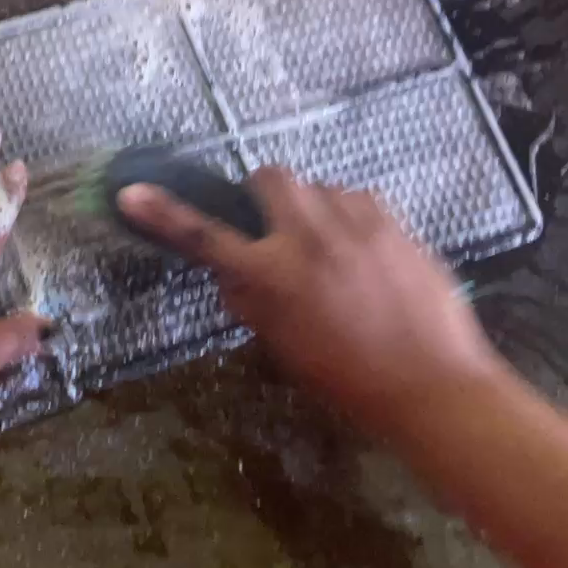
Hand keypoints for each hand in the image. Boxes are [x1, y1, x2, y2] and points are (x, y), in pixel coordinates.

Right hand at [117, 167, 506, 438]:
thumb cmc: (346, 377)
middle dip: (263, 190)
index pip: (203, 236)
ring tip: (330, 244)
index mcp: (273, 276)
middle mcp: (309, 239)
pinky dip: (349, 215)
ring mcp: (357, 226)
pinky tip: (363, 248)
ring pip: (318, 185)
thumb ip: (246, 298)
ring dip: (312, 207)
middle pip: (269, 177)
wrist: (436, 390)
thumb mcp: (280, 343)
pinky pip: (357, 197)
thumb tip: (230, 269)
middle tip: (275, 221)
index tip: (131, 193)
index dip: (162, 213)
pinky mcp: (395, 224)